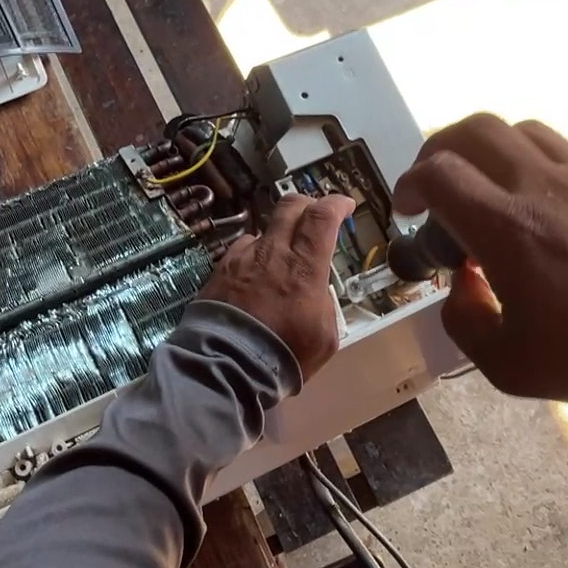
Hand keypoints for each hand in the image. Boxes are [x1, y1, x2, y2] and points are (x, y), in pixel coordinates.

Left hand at [199, 193, 354, 375]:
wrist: (228, 364)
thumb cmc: (285, 353)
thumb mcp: (325, 337)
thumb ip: (325, 304)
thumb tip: (315, 291)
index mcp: (305, 267)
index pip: (322, 216)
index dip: (337, 203)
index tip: (346, 206)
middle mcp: (273, 252)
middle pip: (291, 206)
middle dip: (308, 204)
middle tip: (316, 216)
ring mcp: (243, 257)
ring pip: (265, 228)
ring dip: (279, 234)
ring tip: (282, 257)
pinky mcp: (221, 268)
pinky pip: (242, 249)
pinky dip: (254, 254)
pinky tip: (254, 274)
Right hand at [392, 114, 567, 401]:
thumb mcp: (506, 363)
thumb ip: (465, 318)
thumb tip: (464, 284)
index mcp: (507, 228)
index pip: (438, 173)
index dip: (410, 183)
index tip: (408, 208)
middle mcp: (541, 188)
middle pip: (474, 130)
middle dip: (440, 150)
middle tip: (436, 185)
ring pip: (521, 131)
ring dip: (489, 151)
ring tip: (487, 187)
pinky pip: (564, 155)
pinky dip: (535, 168)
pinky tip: (542, 209)